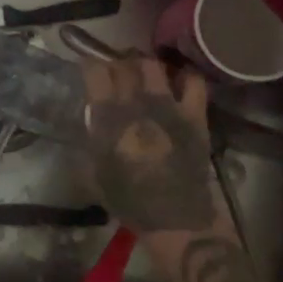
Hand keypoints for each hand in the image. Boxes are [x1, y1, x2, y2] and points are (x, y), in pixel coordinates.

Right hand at [82, 55, 223, 236]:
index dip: (90, 65)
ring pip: (155, 66)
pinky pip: (193, 82)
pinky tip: (177, 81)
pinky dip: (184, 75)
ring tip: (143, 73)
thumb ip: (91, 139)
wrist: (175, 219)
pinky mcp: (194, 115)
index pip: (95, 72)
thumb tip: (90, 118)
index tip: (88, 69)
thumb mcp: (95, 170)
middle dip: (118, 62)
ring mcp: (169, 107)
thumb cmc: (129, 200)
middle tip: (116, 72)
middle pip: (125, 63)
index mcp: (108, 119)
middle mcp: (137, 105)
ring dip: (145, 65)